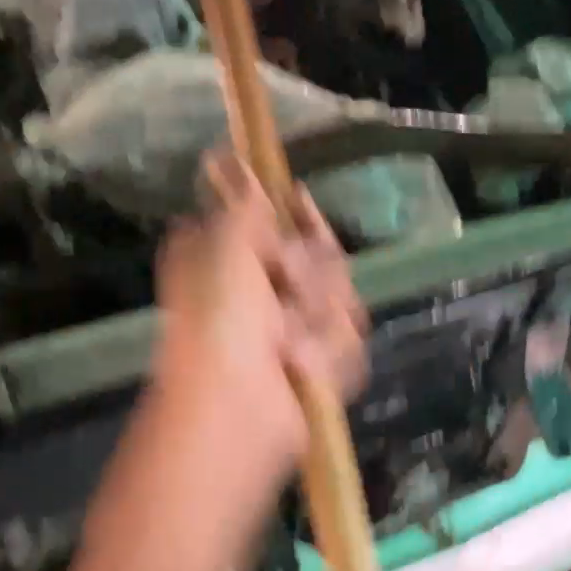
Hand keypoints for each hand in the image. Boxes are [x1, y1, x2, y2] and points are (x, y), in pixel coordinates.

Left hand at [152, 152, 368, 469]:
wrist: (235, 409)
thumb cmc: (219, 322)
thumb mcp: (224, 248)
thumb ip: (243, 204)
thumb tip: (230, 161)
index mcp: (241, 265)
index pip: (287, 226)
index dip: (298, 213)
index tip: (300, 198)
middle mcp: (271, 296)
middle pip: (327, 262)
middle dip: (311, 277)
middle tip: (287, 288)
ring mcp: (299, 333)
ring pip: (344, 305)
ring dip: (318, 324)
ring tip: (288, 349)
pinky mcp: (323, 368)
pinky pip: (350, 345)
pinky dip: (328, 358)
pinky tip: (303, 370)